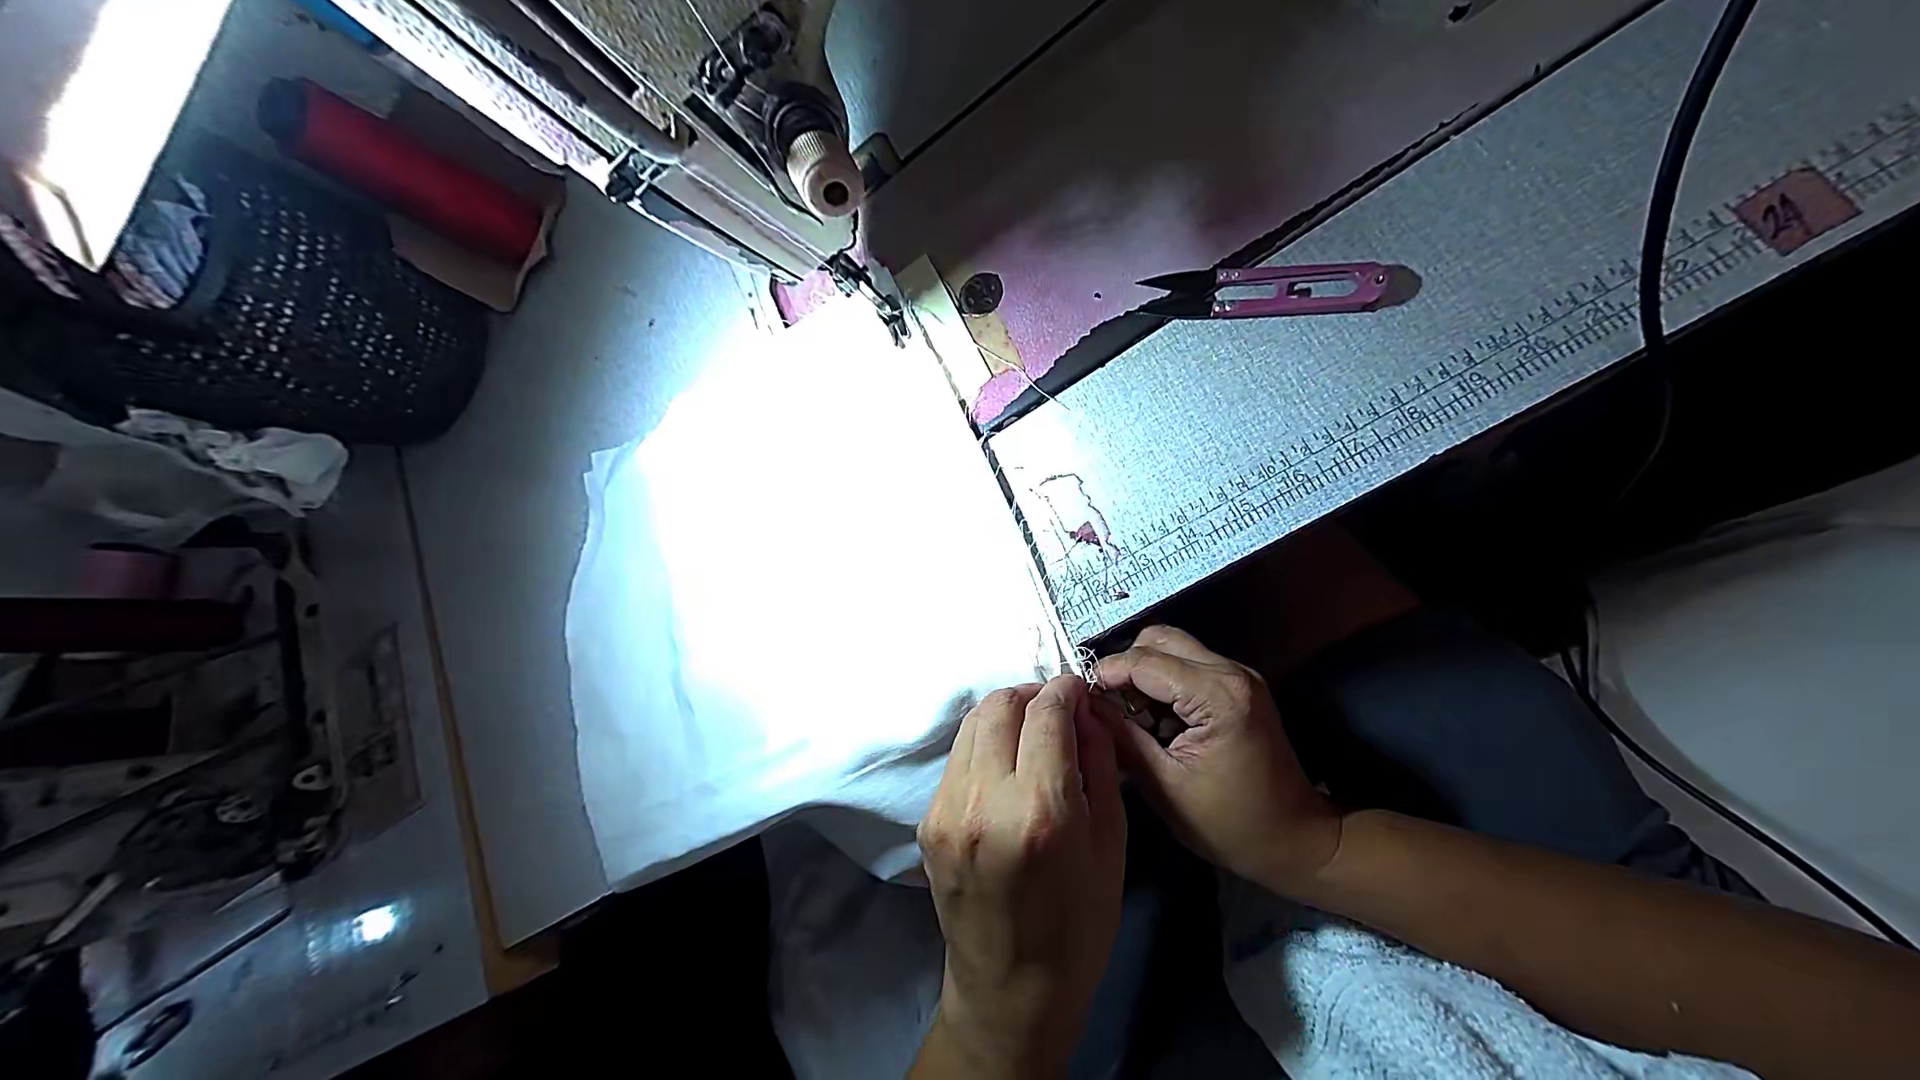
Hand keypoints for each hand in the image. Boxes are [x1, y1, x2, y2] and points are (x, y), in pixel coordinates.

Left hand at [913, 677, 1125, 1077]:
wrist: (1010, 990)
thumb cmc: (1079, 924)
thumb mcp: (1110, 843)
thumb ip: (1099, 765)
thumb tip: (1086, 713)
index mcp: (1041, 810)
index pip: (1046, 713)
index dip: (1065, 690)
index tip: (1077, 690)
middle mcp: (984, 800)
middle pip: (1000, 705)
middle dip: (1032, 694)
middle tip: (1056, 709)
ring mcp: (947, 809)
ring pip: (972, 723)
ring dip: (1005, 713)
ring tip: (1030, 731)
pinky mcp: (928, 820)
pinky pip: (959, 757)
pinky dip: (985, 745)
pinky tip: (1005, 765)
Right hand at [1094, 625, 1340, 893]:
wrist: (1296, 840)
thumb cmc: (1230, 824)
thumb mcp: (1165, 785)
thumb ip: (1122, 737)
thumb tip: (1085, 705)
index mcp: (1218, 696)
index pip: (1145, 661)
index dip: (1106, 674)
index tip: (1081, 698)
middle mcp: (1231, 672)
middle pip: (1159, 639)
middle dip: (1125, 667)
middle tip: (1107, 704)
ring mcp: (1238, 675)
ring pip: (1172, 646)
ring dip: (1143, 672)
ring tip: (1129, 713)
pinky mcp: (1238, 685)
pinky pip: (1188, 664)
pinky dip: (1162, 680)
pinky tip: (1154, 717)